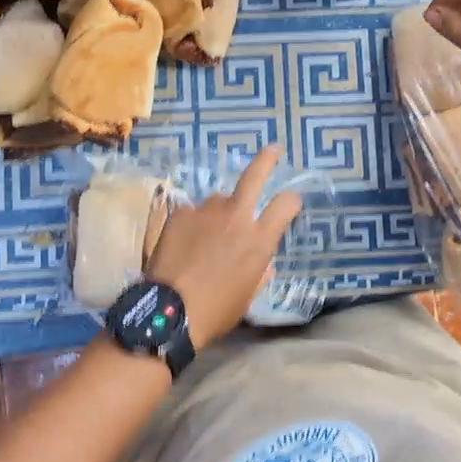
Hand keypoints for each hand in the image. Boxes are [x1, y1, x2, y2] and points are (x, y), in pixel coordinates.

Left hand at [147, 144, 301, 348]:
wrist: (168, 312)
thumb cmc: (216, 312)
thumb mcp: (247, 296)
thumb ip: (259, 273)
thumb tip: (264, 263)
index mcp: (259, 239)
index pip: (286, 205)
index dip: (291, 200)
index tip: (292, 200)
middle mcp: (236, 217)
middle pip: (255, 176)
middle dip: (267, 159)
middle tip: (274, 149)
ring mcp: (206, 211)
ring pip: (218, 201)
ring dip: (219, 213)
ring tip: (206, 238)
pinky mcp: (180, 213)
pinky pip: (192, 213)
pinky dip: (193, 224)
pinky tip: (184, 243)